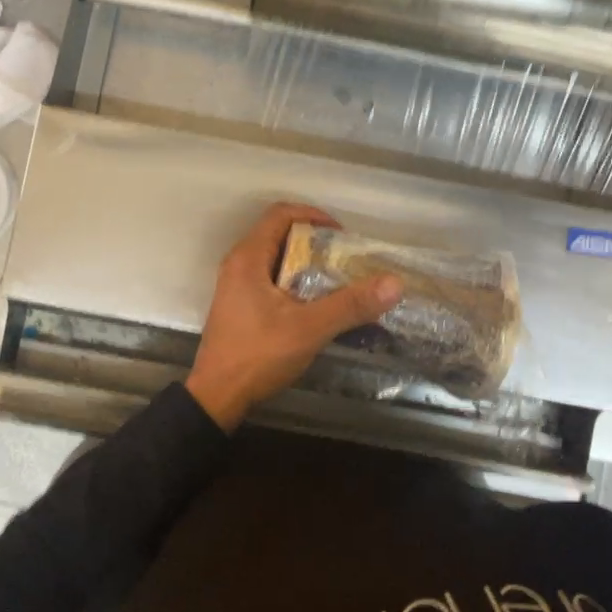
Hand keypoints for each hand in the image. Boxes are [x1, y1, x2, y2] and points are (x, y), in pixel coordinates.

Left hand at [185, 203, 403, 431]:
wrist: (216, 396)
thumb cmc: (258, 355)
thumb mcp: (309, 329)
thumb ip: (350, 304)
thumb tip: (394, 283)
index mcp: (248, 257)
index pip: (281, 214)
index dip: (314, 216)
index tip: (342, 236)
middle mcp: (239, 264)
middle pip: (279, 234)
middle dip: (315, 243)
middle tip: (346, 260)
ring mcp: (236, 285)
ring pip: (276, 259)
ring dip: (306, 264)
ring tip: (337, 281)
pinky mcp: (239, 305)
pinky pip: (270, 279)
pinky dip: (295, 282)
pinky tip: (316, 306)